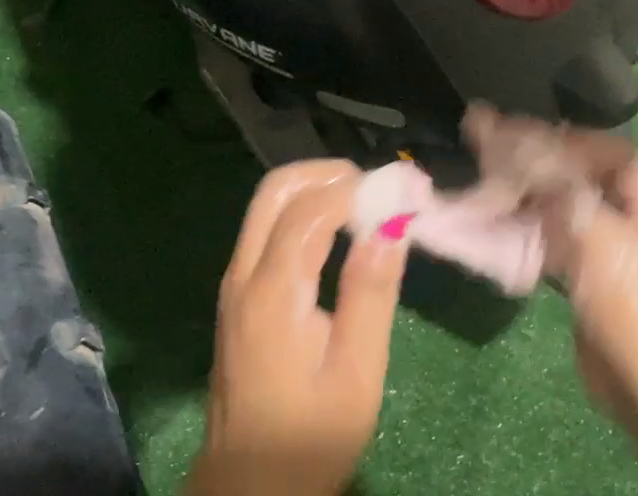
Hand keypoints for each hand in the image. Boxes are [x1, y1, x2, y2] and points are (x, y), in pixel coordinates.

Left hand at [187, 160, 410, 495]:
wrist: (248, 488)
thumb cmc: (310, 436)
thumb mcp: (356, 373)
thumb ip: (371, 292)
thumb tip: (392, 223)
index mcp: (273, 291)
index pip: (311, 209)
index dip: (358, 189)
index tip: (404, 188)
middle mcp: (244, 275)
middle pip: (274, 191)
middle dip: (325, 173)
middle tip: (375, 185)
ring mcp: (234, 284)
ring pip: (265, 207)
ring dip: (312, 189)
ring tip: (364, 202)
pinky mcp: (237, 297)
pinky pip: (264, 231)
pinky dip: (300, 213)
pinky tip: (335, 231)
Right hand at [462, 107, 637, 422]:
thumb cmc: (631, 307)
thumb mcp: (596, 238)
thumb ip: (560, 188)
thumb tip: (520, 147)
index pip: (595, 147)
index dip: (550, 134)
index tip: (505, 126)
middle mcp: (633, 212)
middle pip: (574, 170)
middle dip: (529, 157)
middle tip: (483, 141)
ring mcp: (613, 242)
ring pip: (560, 201)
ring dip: (522, 188)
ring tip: (482, 173)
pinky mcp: (592, 270)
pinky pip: (554, 232)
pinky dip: (525, 222)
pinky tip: (495, 217)